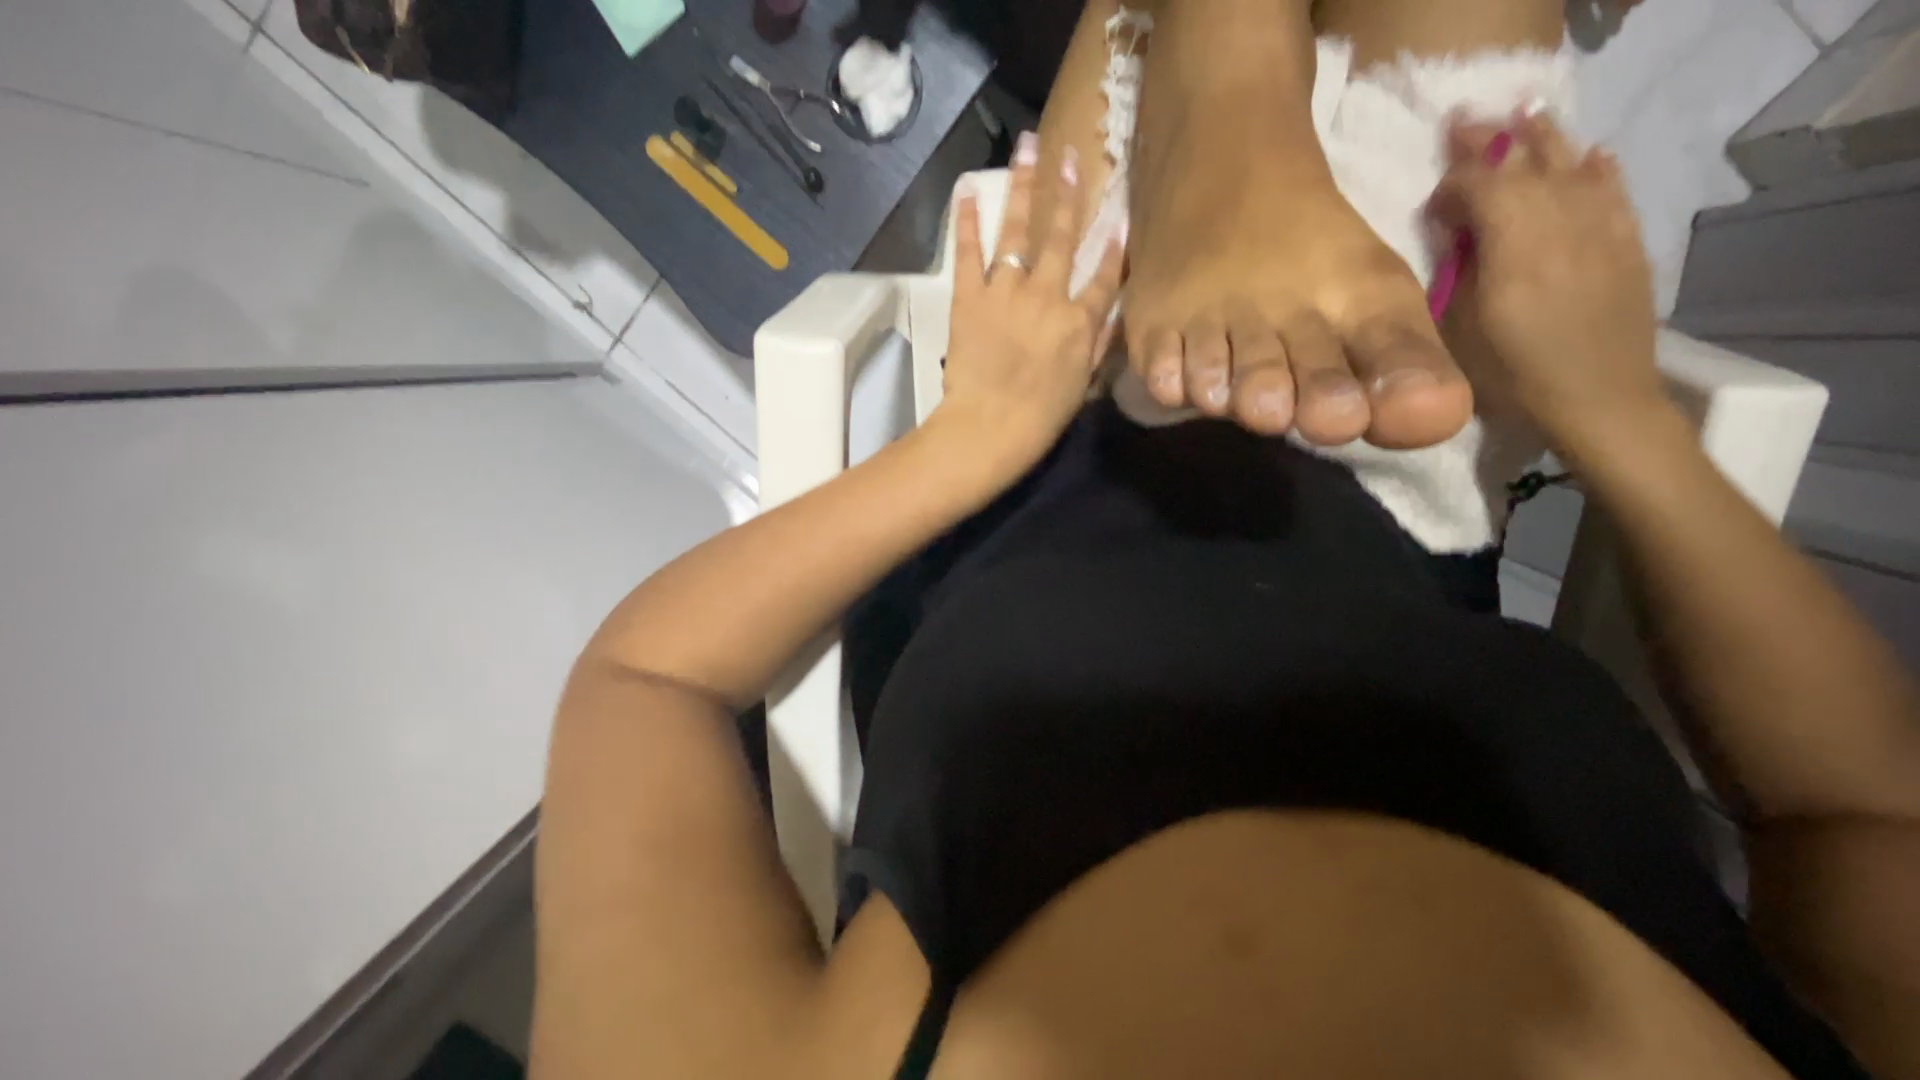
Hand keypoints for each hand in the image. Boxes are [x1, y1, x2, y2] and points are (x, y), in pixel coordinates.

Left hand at [931, 136, 1126, 472]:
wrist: (990, 427)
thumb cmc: (1040, 419)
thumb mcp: (1081, 386)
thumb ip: (1099, 346)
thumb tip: (1118, 315)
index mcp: (1079, 322)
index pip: (1105, 278)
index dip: (1117, 248)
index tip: (1123, 218)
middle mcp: (1047, 296)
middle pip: (1061, 238)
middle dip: (1068, 194)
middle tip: (1070, 155)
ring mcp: (1007, 292)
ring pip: (1017, 232)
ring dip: (1023, 188)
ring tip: (1026, 147)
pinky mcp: (970, 298)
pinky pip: (968, 253)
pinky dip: (968, 221)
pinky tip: (968, 190)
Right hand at [1428, 113, 1666, 449]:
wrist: (1600, 404)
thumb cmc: (1514, 377)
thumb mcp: (1459, 332)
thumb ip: (1454, 273)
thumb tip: (1452, 230)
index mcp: (1513, 248)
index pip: (1483, 186)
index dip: (1455, 180)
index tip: (1434, 197)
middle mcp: (1561, 226)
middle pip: (1527, 165)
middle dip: (1494, 141)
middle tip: (1466, 124)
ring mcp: (1601, 231)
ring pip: (1572, 167)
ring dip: (1545, 140)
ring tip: (1525, 118)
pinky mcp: (1628, 246)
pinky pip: (1614, 192)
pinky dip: (1600, 169)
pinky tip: (1590, 156)